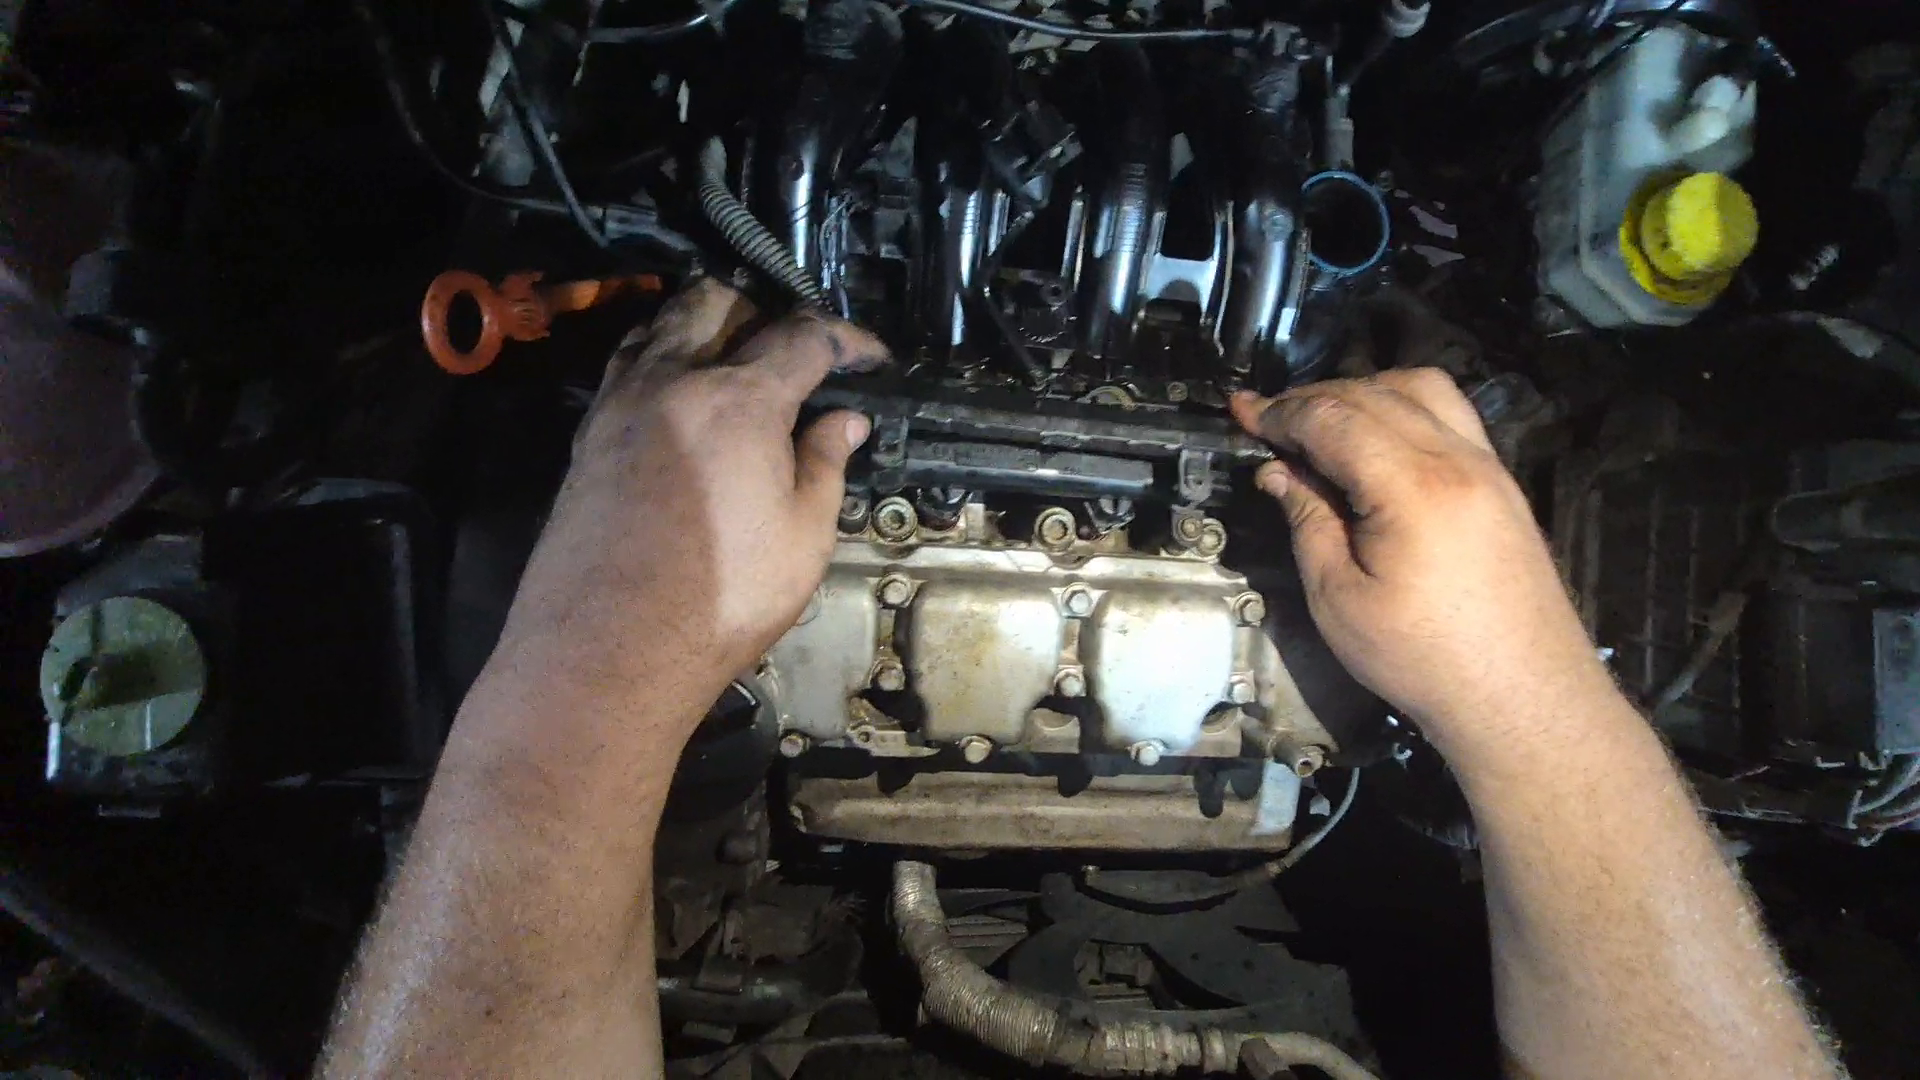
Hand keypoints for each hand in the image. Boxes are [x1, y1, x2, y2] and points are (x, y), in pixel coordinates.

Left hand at [497, 279, 884, 712]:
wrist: (612, 648)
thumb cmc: (726, 594)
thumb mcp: (804, 535)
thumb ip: (825, 463)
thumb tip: (846, 421)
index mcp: (740, 400)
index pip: (804, 337)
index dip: (848, 339)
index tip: (872, 358)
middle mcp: (675, 379)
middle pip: (720, 302)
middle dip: (769, 313)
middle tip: (799, 356)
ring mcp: (623, 400)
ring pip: (666, 322)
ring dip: (711, 324)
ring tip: (741, 364)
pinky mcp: (591, 431)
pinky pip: (631, 361)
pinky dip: (666, 356)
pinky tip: (687, 397)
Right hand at [1230, 370, 1613, 759]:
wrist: (1521, 699)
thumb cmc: (1418, 656)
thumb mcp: (1337, 595)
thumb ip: (1307, 519)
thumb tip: (1278, 471)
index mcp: (1411, 486)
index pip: (1334, 418)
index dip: (1281, 411)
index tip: (1240, 412)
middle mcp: (1456, 459)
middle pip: (1374, 393)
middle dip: (1310, 397)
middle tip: (1264, 418)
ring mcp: (1487, 467)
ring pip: (1421, 389)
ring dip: (1360, 393)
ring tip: (1316, 422)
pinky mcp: (1500, 484)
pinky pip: (1448, 415)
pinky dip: (1398, 408)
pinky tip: (1370, 439)